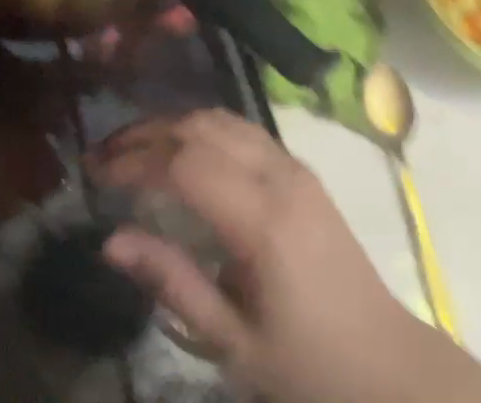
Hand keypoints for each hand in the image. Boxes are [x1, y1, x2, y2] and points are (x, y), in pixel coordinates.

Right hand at [92, 110, 445, 402]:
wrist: (386, 361)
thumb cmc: (307, 361)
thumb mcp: (233, 340)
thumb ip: (173, 283)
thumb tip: (111, 241)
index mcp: (264, 221)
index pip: (185, 164)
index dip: (133, 162)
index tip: (94, 175)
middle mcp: (282, 178)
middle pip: (202, 127)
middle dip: (146, 134)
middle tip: (102, 156)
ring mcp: (297, 169)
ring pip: (224, 119)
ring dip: (174, 125)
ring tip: (133, 150)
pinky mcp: (304, 173)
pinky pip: (245, 131)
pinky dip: (203, 130)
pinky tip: (181, 153)